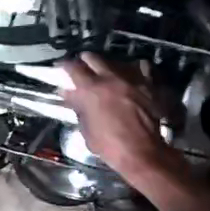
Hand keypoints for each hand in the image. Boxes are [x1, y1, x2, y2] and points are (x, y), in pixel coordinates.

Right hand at [60, 53, 188, 189]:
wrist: (141, 152)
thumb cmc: (109, 145)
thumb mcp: (86, 129)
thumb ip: (79, 108)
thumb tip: (70, 95)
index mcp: (90, 90)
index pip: (73, 68)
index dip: (65, 65)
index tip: (61, 66)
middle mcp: (109, 79)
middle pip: (94, 58)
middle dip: (85, 60)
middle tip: (81, 64)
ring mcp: (130, 80)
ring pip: (116, 62)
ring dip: (107, 65)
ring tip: (104, 71)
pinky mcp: (147, 86)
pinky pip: (141, 68)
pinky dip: (134, 69)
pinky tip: (132, 74)